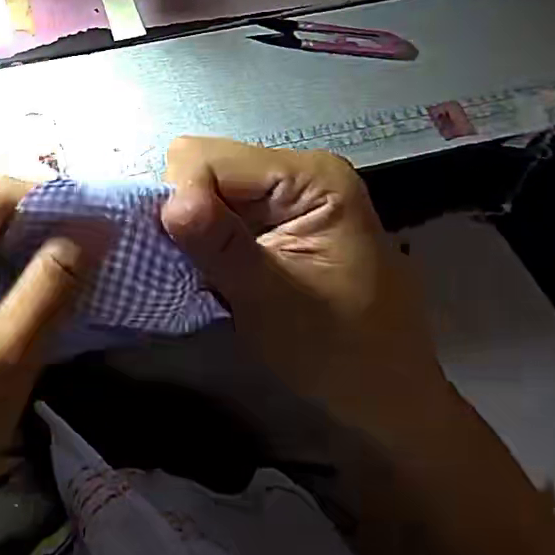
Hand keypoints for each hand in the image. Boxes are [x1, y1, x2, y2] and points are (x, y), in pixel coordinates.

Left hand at [0, 179, 105, 537]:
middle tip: (107, 240)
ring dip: (37, 239)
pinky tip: (55, 271)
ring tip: (92, 253)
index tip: (108, 221)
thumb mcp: (3, 360)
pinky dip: (19, 257)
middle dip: (48, 221)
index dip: (52, 202)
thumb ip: (49, 289)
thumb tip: (97, 227)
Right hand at [158, 136, 448, 435]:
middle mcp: (294, 168)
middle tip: (199, 260)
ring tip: (208, 264)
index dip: (184, 199)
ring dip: (190, 223)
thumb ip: (222, 246)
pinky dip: (198, 231)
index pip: (205, 158)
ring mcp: (281, 187)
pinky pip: (208, 200)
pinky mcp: (267, 208)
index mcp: (310, 177)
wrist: (385, 396)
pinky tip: (216, 262)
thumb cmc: (340, 353)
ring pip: (196, 181)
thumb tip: (170, 204)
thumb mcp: (274, 302)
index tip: (189, 252)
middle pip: (197, 162)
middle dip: (184, 208)